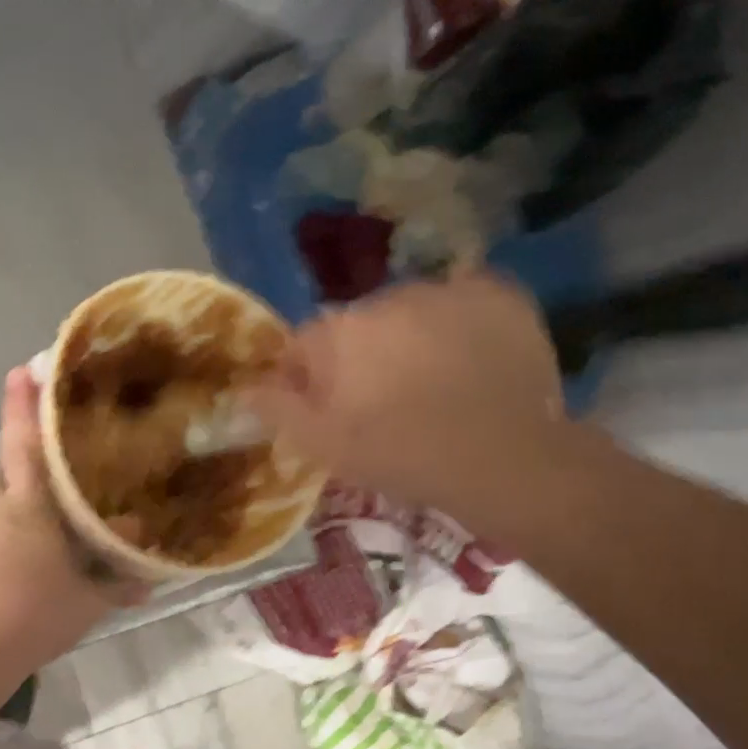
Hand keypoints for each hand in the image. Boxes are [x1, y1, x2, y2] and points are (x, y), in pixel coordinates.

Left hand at [0, 368, 147, 681]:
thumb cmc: (34, 616)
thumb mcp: (88, 600)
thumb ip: (117, 580)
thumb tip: (150, 571)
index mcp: (26, 506)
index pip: (22, 443)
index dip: (21, 405)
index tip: (21, 371)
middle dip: (11, 466)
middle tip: (41, 483)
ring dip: (4, 506)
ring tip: (35, 535)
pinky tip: (18, 570)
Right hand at [250, 273, 565, 509]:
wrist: (503, 457)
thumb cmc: (398, 454)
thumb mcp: (320, 445)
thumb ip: (275, 408)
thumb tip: (244, 386)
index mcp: (337, 332)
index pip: (302, 346)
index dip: (308, 379)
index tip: (326, 411)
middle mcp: (385, 298)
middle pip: (357, 326)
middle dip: (361, 356)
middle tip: (382, 403)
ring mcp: (446, 291)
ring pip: (410, 312)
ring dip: (409, 338)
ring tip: (432, 382)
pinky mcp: (498, 295)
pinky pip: (464, 300)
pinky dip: (459, 322)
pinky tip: (468, 356)